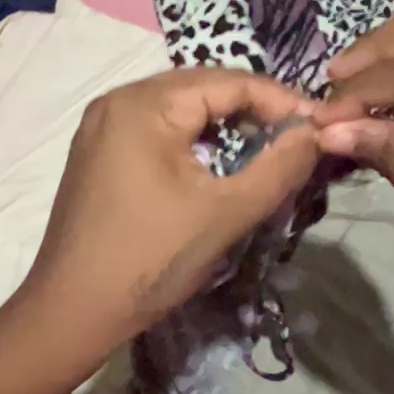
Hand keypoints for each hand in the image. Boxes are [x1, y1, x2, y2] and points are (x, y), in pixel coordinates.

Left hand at [19, 68, 320, 352]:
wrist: (72, 312)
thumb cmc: (150, 259)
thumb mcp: (226, 213)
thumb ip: (279, 167)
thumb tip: (315, 132)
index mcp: (143, 104)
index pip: (229, 81)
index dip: (281, 101)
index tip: (322, 126)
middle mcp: (117, 100)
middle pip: (202, 88)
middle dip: (254, 111)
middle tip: (299, 138)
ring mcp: (102, 127)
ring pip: (181, 109)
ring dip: (226, 126)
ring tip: (267, 150)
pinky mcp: (98, 154)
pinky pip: (158, 131)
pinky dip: (195, 141)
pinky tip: (219, 164)